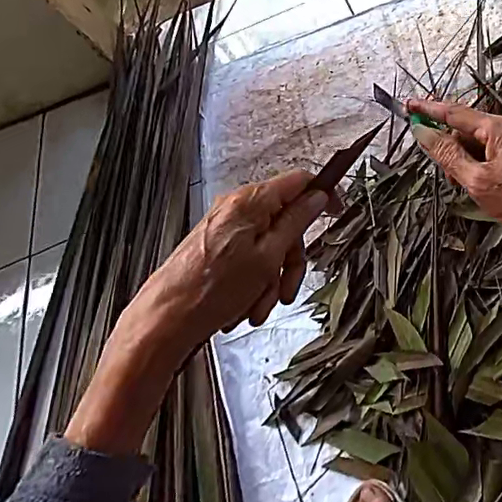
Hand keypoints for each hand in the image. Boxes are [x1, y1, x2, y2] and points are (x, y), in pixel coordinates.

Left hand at [137, 169, 330, 346]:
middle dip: (291, 258)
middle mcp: (236, 208)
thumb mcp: (268, 258)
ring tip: (259, 306)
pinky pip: (249, 258)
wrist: (164, 320)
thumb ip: (296, 222)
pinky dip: (253, 282)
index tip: (336, 211)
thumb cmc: (209, 291)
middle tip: (288, 286)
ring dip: (271, 278)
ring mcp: (224, 227)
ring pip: (268, 245)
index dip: (322, 195)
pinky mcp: (215, 247)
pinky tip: (245, 306)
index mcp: (251, 201)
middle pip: (285, 220)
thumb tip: (316, 199)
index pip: (299, 181)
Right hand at [406, 98, 501, 262]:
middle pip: (467, 128)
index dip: (430, 109)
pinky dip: (479, 165)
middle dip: (450, 146)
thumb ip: (448, 155)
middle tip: (443, 170)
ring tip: (465, 186)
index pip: (456, 113)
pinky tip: (478, 186)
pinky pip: (493, 153)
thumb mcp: (477, 182)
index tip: (411, 105)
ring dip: (464, 160)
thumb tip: (425, 133)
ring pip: (479, 142)